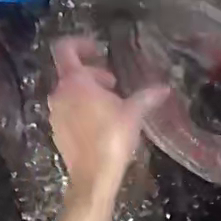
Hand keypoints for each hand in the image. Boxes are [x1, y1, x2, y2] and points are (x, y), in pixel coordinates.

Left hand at [48, 36, 167, 202]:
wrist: (93, 176)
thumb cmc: (112, 138)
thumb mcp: (134, 113)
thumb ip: (147, 96)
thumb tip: (165, 88)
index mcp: (75, 82)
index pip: (66, 49)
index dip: (81, 43)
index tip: (99, 50)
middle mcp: (60, 94)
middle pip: (72, 72)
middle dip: (93, 73)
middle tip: (114, 84)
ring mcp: (56, 114)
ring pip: (70, 92)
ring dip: (89, 92)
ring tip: (112, 106)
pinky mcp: (58, 131)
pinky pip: (69, 111)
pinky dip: (83, 109)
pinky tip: (103, 124)